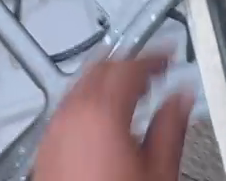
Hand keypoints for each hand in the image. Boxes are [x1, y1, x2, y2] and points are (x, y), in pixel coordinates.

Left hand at [36, 53, 193, 180]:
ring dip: (105, 81)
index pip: (130, 65)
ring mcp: (53, 132)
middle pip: (100, 67)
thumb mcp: (158, 173)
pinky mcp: (44, 152)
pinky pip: (66, 111)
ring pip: (80, 86)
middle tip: (153, 71)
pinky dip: (86, 104)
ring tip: (132, 93)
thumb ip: (171, 127)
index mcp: (102, 112)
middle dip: (128, 64)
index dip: (154, 57)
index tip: (169, 58)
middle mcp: (72, 114)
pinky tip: (103, 122)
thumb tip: (181, 100)